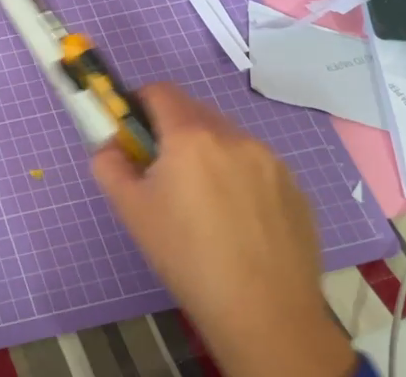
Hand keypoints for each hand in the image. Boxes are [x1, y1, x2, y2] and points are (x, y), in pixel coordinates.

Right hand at [92, 84, 357, 376]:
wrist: (265, 315)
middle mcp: (234, 137)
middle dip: (174, 130)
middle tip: (165, 172)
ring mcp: (272, 163)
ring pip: (228, 139)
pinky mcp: (297, 190)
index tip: (134, 134)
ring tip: (205, 202)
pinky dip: (241, 177)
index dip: (140, 104)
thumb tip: (111, 147)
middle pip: (194, 112)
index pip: (159, 91)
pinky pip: (258, 166)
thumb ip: (108, 164)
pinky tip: (238, 221)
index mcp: (190, 136)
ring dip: (209, 153)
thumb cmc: (187, 256)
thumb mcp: (129, 209)